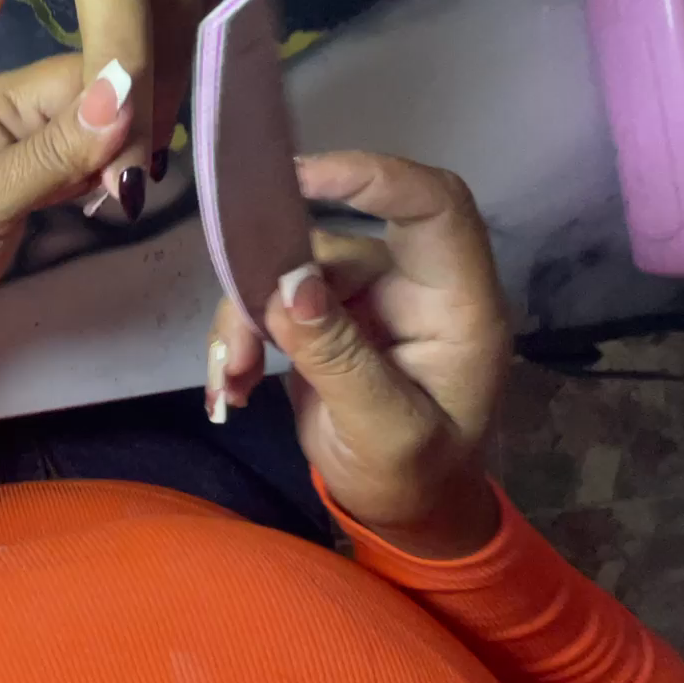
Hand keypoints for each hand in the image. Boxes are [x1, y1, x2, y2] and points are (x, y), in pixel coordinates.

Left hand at [0, 55, 132, 391]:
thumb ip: (50, 155)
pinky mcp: (33, 175)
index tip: (139, 163)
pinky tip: (105, 201)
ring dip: (117, 159)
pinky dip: (100, 178)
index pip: (83, 74)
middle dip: (125, 135)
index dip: (123, 108)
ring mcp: (23, 142)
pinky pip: (83, 160)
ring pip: (95, 132)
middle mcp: (13, 109)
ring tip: (120, 198)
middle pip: (96, 98)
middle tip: (128, 190)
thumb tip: (123, 98)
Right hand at [209, 153, 513, 557]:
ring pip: (278, 275)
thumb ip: (339, 358)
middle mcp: (405, 287)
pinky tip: (230, 387)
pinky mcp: (315, 317)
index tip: (296, 179)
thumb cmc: (412, 474)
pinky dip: (233, 341)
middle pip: (326, 247)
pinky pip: (259, 303)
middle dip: (265, 292)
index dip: (372, 178)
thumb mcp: (383, 429)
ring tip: (230, 383)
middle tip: (232, 351)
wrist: (394, 504)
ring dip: (240, 326)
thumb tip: (287, 287)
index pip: (432, 207)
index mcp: (453, 304)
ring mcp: (357, 300)